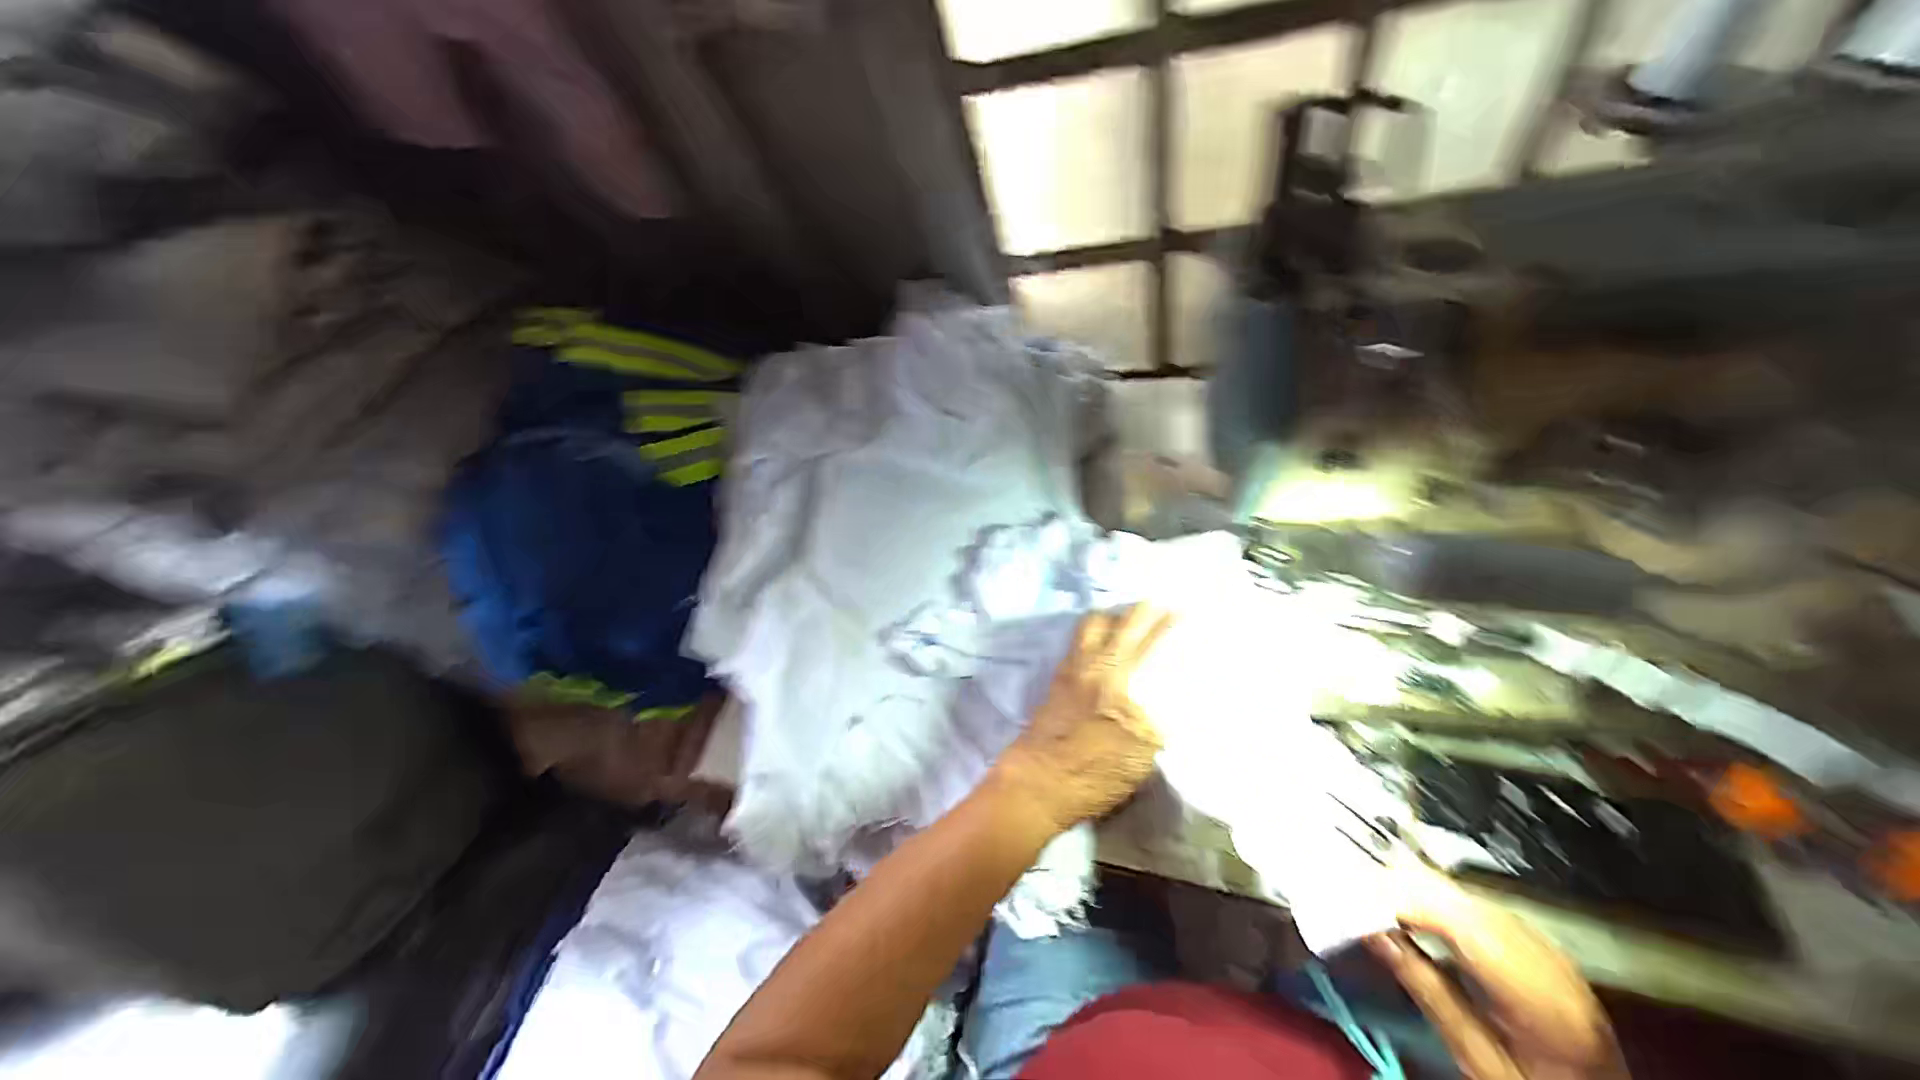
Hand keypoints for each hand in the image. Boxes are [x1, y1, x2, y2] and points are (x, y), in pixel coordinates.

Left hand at [988, 604, 1174, 834]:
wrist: (1038, 783)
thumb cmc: (1093, 773)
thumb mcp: (1141, 753)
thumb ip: (1152, 721)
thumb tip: (1156, 706)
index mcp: (1117, 680)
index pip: (1146, 643)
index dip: (1163, 625)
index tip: (1177, 610)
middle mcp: (1091, 667)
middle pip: (1114, 625)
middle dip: (1136, 612)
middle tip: (1152, 604)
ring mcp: (1068, 672)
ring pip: (1088, 629)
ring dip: (1108, 618)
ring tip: (1123, 617)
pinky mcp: (1054, 684)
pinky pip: (1076, 645)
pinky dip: (1091, 635)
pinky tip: (1098, 642)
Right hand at [1367, 870, 1627, 1079]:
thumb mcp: (1474, 1054)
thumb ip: (1427, 990)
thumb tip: (1373, 932)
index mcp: (1538, 997)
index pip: (1463, 925)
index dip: (1406, 902)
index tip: (1358, 899)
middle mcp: (1550, 961)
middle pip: (1467, 903)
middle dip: (1408, 890)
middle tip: (1356, 889)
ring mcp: (1550, 950)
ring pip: (1473, 898)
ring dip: (1423, 892)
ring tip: (1378, 896)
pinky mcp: (1542, 946)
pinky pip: (1484, 908)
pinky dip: (1445, 902)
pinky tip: (1419, 908)